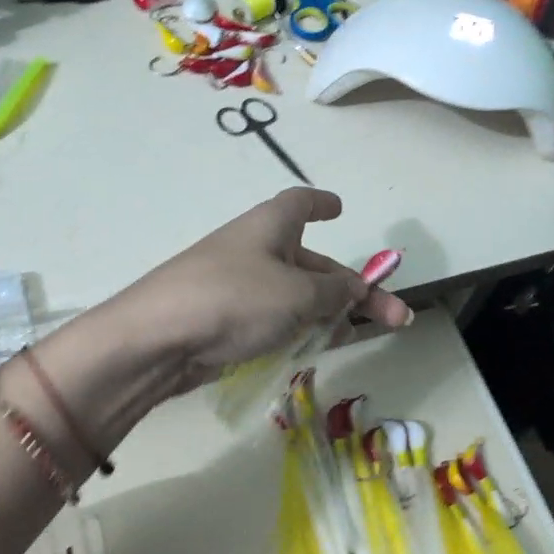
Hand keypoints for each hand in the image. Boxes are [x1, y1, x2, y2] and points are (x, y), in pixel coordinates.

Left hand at [113, 188, 412, 392]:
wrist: (157, 338)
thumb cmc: (234, 298)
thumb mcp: (297, 292)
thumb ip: (334, 290)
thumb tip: (354, 286)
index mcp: (270, 226)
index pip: (300, 203)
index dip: (322, 203)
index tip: (340, 209)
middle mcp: (255, 249)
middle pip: (312, 261)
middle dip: (354, 287)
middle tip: (395, 316)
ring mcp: (237, 286)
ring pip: (295, 295)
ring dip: (330, 312)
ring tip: (362, 337)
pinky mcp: (225, 321)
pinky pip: (273, 320)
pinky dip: (299, 329)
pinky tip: (315, 351)